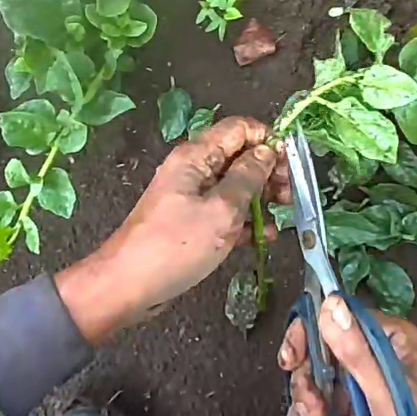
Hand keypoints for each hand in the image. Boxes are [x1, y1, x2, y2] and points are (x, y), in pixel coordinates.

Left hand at [56, 116, 288, 343]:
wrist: (127, 287)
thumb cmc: (176, 245)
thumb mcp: (222, 210)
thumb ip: (249, 176)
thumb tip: (267, 151)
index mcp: (197, 156)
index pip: (239, 128)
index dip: (267, 139)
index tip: (289, 162)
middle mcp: (194, 169)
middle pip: (239, 155)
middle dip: (268, 170)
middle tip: (289, 193)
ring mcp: (192, 195)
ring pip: (235, 184)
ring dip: (261, 196)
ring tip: (282, 214)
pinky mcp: (191, 220)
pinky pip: (225, 210)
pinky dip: (245, 219)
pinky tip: (264, 237)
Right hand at [280, 297, 416, 415]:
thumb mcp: (392, 397)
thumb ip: (356, 353)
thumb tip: (328, 303)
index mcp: (388, 341)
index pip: (336, 322)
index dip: (307, 337)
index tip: (289, 361)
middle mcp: (375, 366)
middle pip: (320, 367)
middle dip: (308, 396)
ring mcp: (369, 402)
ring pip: (321, 405)